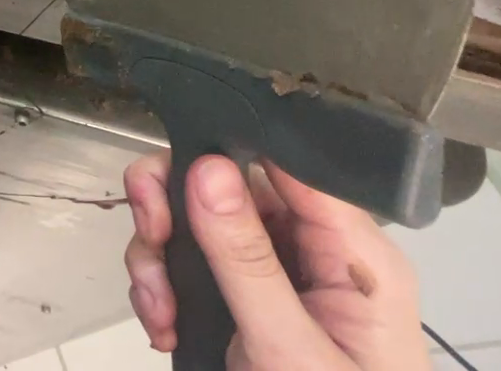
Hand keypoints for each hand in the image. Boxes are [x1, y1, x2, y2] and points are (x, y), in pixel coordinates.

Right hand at [123, 153, 427, 369]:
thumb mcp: (290, 348)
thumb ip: (246, 259)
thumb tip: (206, 166)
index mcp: (350, 252)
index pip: (282, 163)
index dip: (220, 153)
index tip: (166, 181)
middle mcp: (310, 247)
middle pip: (220, 182)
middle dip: (168, 209)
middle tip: (150, 237)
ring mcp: (271, 268)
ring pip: (188, 217)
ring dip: (156, 258)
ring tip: (158, 311)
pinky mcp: (238, 291)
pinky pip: (180, 256)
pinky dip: (158, 284)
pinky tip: (163, 323)